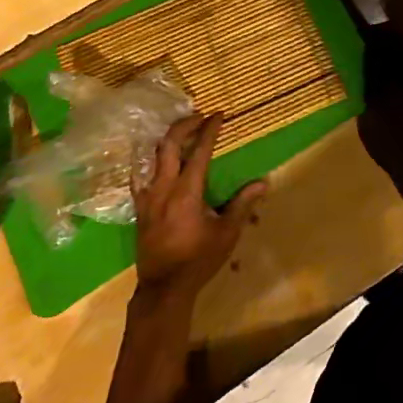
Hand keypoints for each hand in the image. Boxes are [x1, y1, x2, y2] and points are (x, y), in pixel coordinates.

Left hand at [132, 114, 265, 297]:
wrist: (164, 288)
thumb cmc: (199, 259)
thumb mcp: (227, 233)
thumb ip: (243, 204)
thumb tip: (263, 182)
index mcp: (187, 192)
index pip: (199, 152)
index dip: (210, 130)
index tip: (218, 115)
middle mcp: (163, 189)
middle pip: (169, 146)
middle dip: (184, 126)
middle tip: (199, 117)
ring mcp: (147, 198)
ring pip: (151, 158)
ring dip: (167, 140)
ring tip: (179, 132)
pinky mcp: (139, 208)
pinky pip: (140, 176)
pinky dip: (149, 161)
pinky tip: (155, 161)